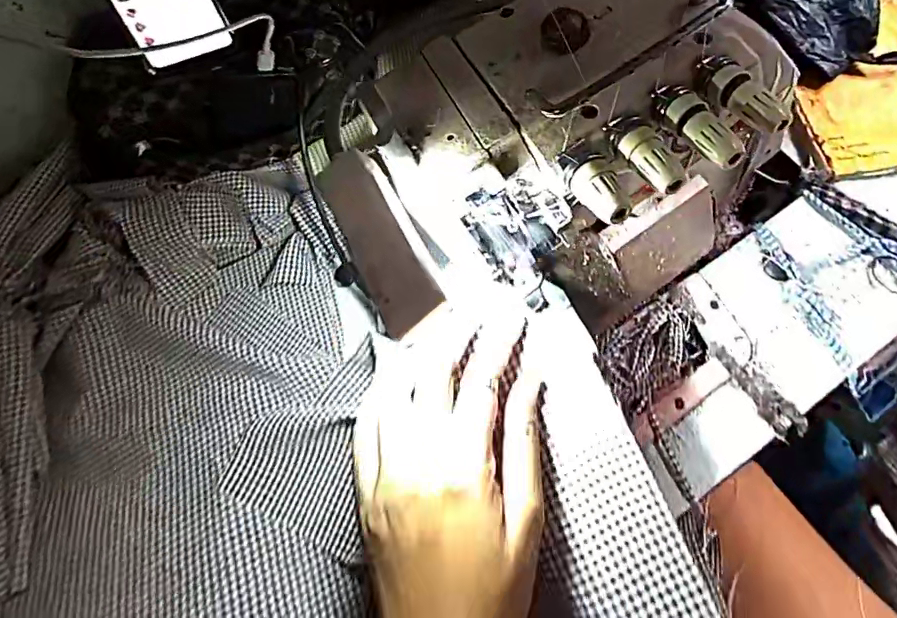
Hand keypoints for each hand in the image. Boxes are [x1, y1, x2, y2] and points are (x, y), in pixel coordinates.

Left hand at [354, 308, 546, 617]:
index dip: (500, 340)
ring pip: (395, 388)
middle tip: (481, 308)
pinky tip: (397, 375)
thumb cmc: (489, 596)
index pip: (482, 379)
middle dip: (461, 329)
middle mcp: (416, 463)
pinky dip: (382, 390)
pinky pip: (365, 425)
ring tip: (444, 328)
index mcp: (462, 468)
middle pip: (435, 371)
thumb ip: (524, 442)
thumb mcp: (526, 519)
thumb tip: (531, 384)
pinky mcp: (367, 493)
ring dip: (421, 350)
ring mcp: (385, 476)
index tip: (514, 316)